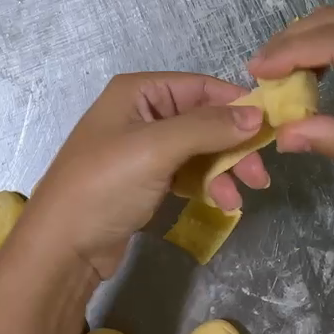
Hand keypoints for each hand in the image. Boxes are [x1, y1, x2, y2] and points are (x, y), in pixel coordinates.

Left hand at [18, 73, 270, 279]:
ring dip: (223, 168)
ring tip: (241, 196)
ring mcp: (142, 148)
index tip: (271, 129)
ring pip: (198, 148)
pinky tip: (223, 203)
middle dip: (233, 144)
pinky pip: (186, 172)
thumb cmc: (105, 184)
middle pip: (202, 118)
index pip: (198, 86)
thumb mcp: (158, 149)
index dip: (236, 104)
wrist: (62, 248)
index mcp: (138, 91)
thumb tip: (256, 113)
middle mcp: (140, 112)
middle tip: (260, 175)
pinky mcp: (144, 180)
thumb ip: (208, 127)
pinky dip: (207, 184)